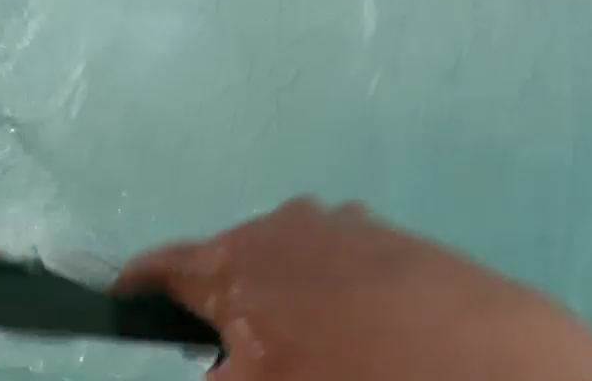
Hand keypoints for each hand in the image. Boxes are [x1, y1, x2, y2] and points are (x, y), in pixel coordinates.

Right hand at [118, 198, 591, 380]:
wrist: (472, 353)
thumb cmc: (342, 375)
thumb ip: (218, 372)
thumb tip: (220, 361)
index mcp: (240, 259)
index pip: (168, 264)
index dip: (139, 283)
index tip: (119, 296)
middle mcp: (292, 226)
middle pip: (234, 255)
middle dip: (219, 295)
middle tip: (221, 345)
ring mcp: (349, 225)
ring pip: (291, 254)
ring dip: (278, 289)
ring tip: (289, 342)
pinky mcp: (393, 237)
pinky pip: (339, 257)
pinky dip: (326, 286)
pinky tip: (347, 327)